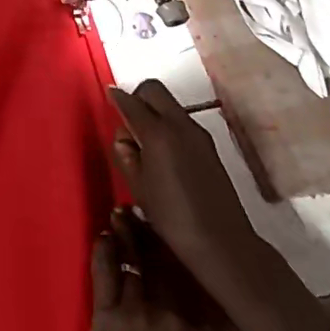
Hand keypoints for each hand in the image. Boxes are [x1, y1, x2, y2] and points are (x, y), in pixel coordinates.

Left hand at [78, 209, 258, 330]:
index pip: (203, 284)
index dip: (196, 254)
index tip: (192, 228)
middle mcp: (175, 315)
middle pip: (168, 263)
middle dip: (160, 234)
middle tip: (152, 206)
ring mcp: (138, 311)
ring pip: (136, 261)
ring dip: (130, 234)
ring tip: (125, 210)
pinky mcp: (106, 316)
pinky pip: (104, 273)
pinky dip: (103, 250)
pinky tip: (102, 234)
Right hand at [107, 81, 261, 284]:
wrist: (221, 240)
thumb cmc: (172, 217)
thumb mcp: (138, 187)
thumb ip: (126, 154)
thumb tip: (124, 137)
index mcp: (157, 133)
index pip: (131, 102)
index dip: (116, 98)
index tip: (109, 98)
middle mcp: (179, 125)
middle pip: (153, 90)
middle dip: (136, 97)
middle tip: (127, 122)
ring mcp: (198, 133)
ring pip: (169, 104)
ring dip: (153, 110)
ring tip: (144, 143)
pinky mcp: (208, 144)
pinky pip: (181, 120)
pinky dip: (167, 124)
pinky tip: (163, 154)